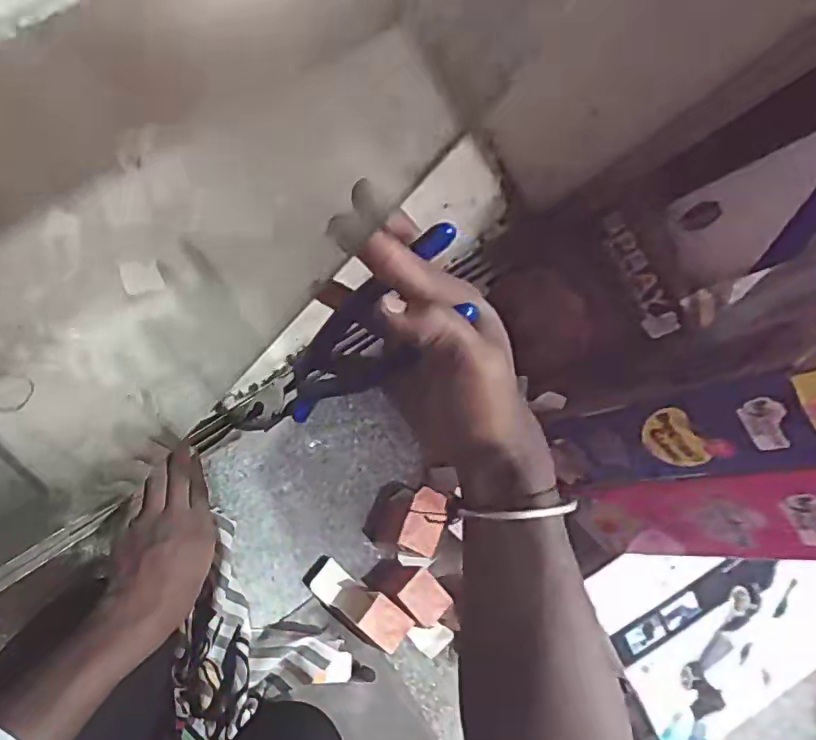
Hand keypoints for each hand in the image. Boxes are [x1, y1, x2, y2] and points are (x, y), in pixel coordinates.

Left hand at [101, 445, 216, 646]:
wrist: (141, 606)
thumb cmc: (179, 596)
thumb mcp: (202, 564)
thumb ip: (199, 536)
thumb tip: (194, 521)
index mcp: (200, 528)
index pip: (199, 489)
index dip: (196, 468)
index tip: (194, 453)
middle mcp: (176, 516)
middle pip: (176, 478)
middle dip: (178, 458)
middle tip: (178, 443)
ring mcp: (149, 518)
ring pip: (153, 484)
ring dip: (157, 469)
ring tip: (159, 457)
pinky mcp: (129, 525)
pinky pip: (136, 501)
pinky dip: (141, 492)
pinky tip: (140, 487)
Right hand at [330, 181, 557, 507]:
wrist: (486, 450)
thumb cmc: (487, 402)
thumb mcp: (474, 360)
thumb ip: (434, 328)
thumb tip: (383, 303)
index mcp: (459, 303)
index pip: (415, 269)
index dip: (385, 244)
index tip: (356, 217)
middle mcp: (435, 312)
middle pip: (401, 269)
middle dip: (375, 241)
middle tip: (346, 212)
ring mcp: (414, 337)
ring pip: (381, 297)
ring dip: (355, 277)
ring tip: (327, 257)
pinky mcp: (397, 363)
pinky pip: (368, 333)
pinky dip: (348, 317)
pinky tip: (329, 308)